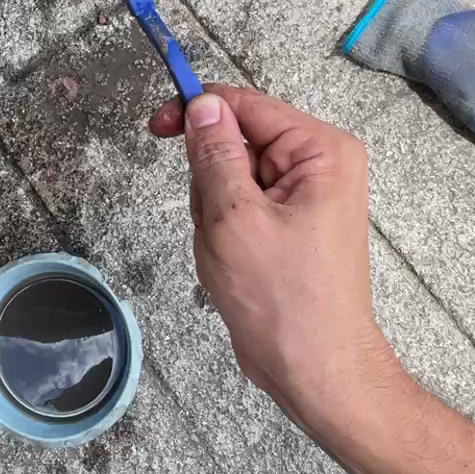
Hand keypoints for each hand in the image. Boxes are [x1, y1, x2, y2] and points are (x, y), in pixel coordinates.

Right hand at [150, 85, 403, 425]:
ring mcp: (303, 196)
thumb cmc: (282, 298)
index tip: (154, 127)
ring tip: (230, 252)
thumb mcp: (234, 216)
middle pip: (236, 142)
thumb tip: (201, 102)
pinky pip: (238, 205)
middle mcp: (318, 165)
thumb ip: (213, 153)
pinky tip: (234, 262)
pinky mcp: (288, 223)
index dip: (196, 110)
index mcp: (320, 150)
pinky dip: (222, 229)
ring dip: (214, 212)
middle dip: (210, 181)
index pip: (245, 105)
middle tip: (218, 225)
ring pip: (229, 176)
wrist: (314, 371)